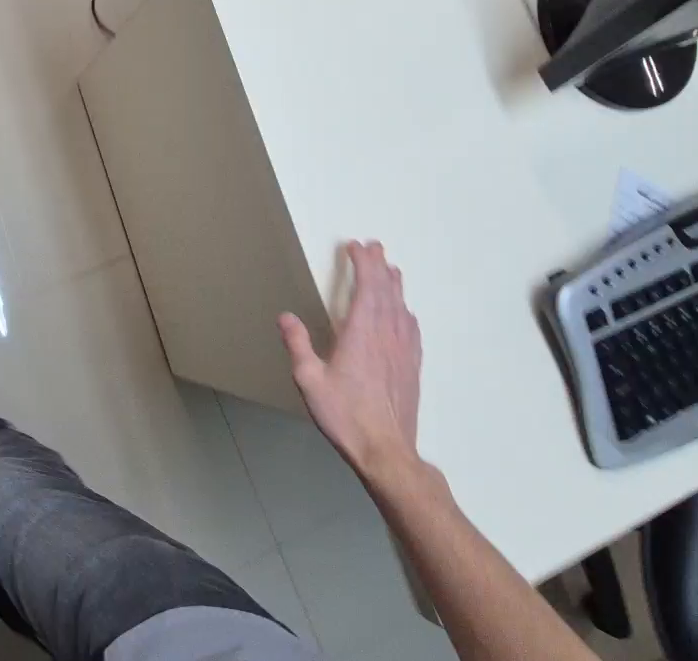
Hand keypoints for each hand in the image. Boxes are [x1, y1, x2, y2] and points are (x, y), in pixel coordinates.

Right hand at [279, 241, 424, 486]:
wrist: (386, 450)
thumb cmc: (344, 415)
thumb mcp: (309, 380)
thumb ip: (298, 345)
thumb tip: (285, 316)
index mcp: (361, 332)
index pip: (366, 287)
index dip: (362, 263)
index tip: (355, 246)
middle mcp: (386, 334)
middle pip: (386, 291)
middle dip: (379, 266)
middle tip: (374, 247)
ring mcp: (404, 350)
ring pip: (401, 307)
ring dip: (394, 284)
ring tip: (390, 269)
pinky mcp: (412, 366)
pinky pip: (411, 329)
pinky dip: (406, 311)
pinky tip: (405, 312)